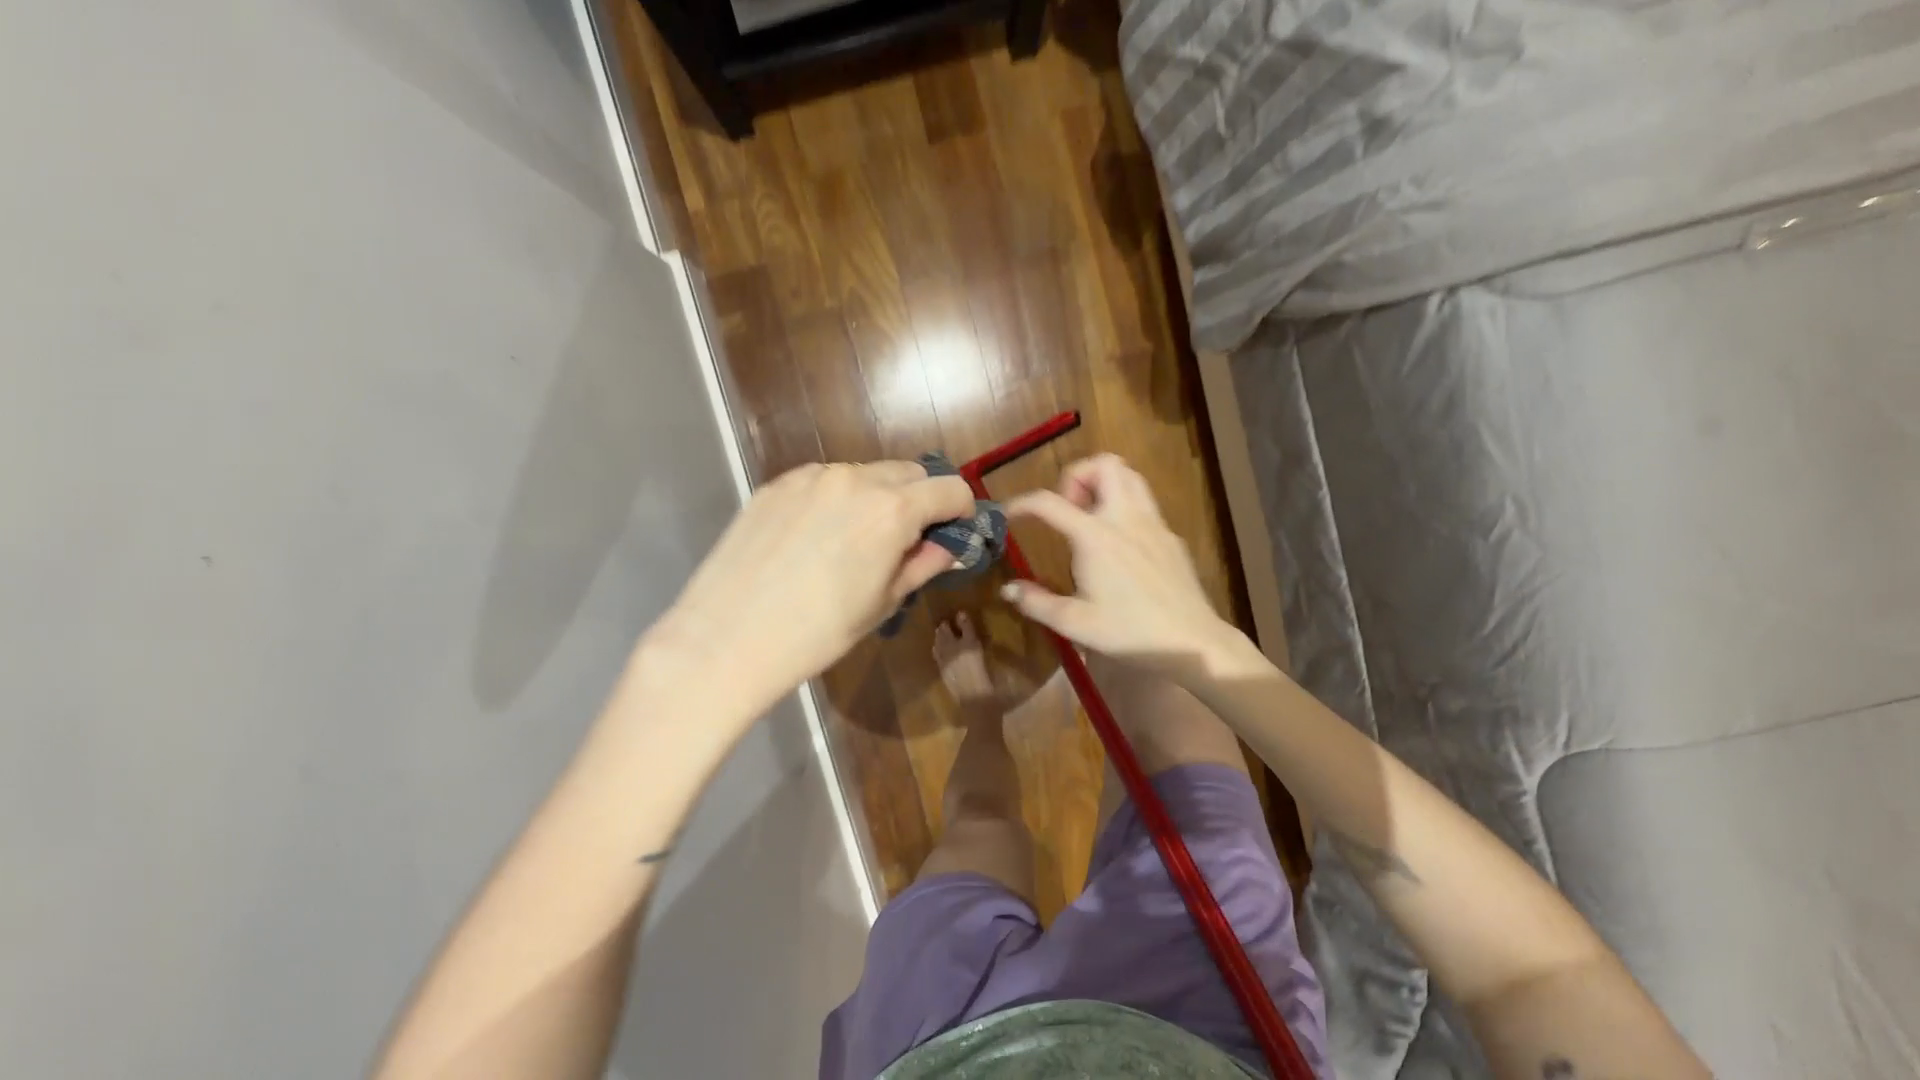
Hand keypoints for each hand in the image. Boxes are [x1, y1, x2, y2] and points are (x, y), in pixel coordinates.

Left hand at [642, 460, 973, 718]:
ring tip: (849, 544)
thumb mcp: (883, 604)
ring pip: (862, 475)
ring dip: (873, 499)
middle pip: (908, 473)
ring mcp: (810, 477)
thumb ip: (922, 564)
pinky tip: (810, 541)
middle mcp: (854, 478)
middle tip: (903, 542)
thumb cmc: (817, 633)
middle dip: (918, 501)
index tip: (952, 534)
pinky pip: (821, 483)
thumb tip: (946, 545)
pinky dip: (833, 501)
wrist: (727, 638)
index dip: (960, 511)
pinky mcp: (775, 484)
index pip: (949, 489)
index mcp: (891, 510)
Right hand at [1001, 454, 1241, 673]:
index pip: (1049, 503)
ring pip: (1130, 476)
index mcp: (1095, 536)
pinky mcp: (1171, 537)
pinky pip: (1145, 504)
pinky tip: (1120, 545)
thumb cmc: (1129, 632)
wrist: (1190, 640)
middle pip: (1104, 465)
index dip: (1023, 503)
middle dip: (1078, 476)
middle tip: (1068, 508)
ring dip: (1105, 484)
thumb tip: (1008, 589)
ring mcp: (1153, 524)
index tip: (1009, 513)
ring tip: (1091, 517)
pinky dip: (1126, 507)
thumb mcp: (1075, 623)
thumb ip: (1037, 603)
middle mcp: (1125, 518)